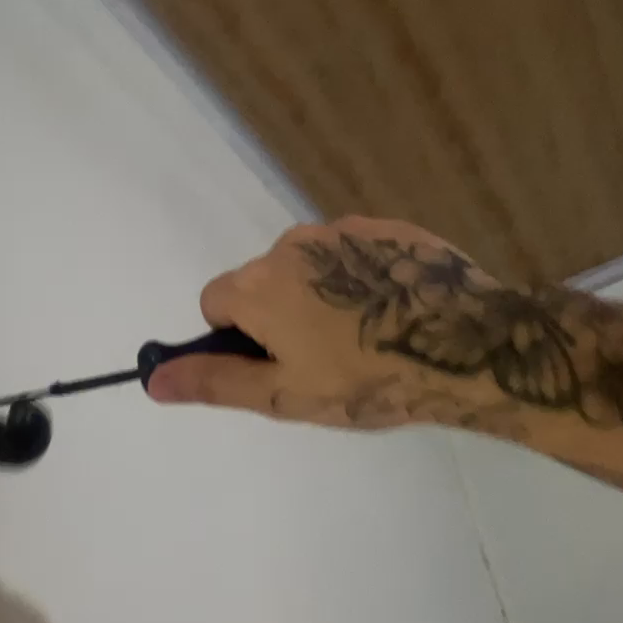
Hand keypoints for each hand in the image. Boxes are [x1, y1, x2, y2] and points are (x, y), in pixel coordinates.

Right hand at [146, 216, 513, 429]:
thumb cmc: (366, 381)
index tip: (275, 365)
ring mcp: (343, 231)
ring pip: (307, 269)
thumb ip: (213, 382)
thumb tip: (151, 380)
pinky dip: (358, 280)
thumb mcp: (283, 395)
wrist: (471, 348)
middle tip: (323, 360)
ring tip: (364, 339)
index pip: (215, 303)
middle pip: (260, 283)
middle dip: (277, 318)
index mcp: (258, 286)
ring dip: (318, 298)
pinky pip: (351, 255)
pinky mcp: (389, 227)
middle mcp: (291, 245)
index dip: (236, 339)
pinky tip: (393, 313)